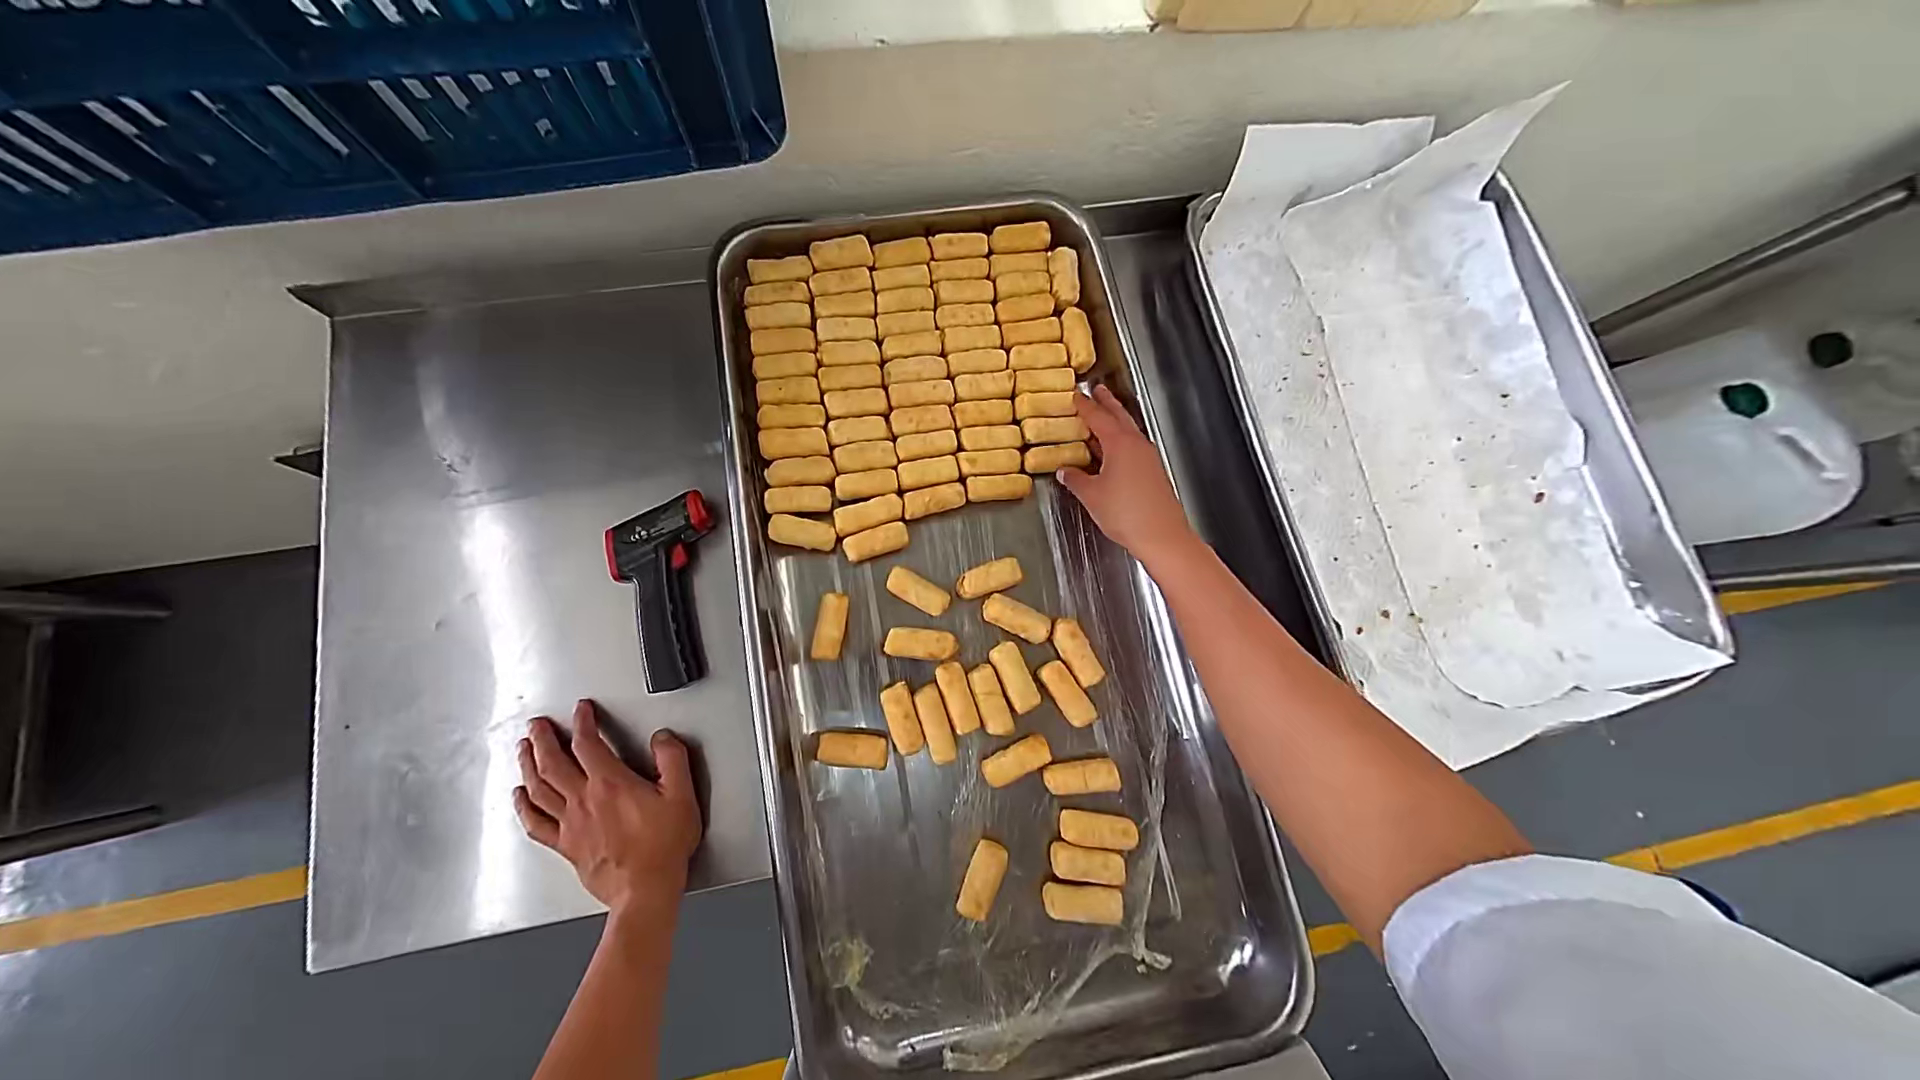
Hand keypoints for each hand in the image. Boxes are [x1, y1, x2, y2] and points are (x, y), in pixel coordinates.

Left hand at [514, 699, 702, 916]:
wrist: (645, 890)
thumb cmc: (663, 846)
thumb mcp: (682, 795)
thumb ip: (673, 759)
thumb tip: (662, 738)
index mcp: (611, 784)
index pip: (588, 743)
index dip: (584, 722)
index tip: (583, 710)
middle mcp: (584, 801)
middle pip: (553, 762)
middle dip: (543, 739)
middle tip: (538, 724)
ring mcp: (570, 824)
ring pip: (538, 788)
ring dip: (528, 764)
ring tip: (524, 749)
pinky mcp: (565, 845)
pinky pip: (535, 822)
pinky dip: (523, 806)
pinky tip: (519, 797)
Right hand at [1058, 385, 1195, 565]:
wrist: (1161, 535)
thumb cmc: (1126, 514)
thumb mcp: (1092, 495)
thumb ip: (1076, 479)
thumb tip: (1065, 472)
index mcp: (1120, 443)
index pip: (1098, 417)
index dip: (1084, 406)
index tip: (1076, 396)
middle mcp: (1137, 445)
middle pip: (1119, 416)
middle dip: (1107, 403)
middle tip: (1097, 390)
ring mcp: (1148, 458)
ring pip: (1128, 431)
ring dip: (1115, 421)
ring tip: (1102, 417)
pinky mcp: (1153, 472)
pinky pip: (1133, 447)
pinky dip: (1120, 441)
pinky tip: (1111, 451)